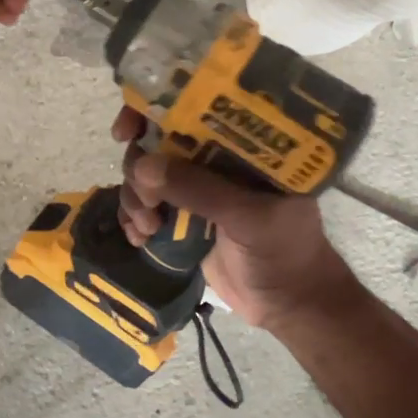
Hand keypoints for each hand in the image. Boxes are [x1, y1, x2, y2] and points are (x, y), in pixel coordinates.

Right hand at [112, 108, 351, 330]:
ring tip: (146, 228)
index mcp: (240, 145)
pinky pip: (145, 207)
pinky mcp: (182, 219)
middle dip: (140, 169)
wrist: (290, 307)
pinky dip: (135, 219)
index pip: (192, 109)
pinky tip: (139, 238)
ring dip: (136, 199)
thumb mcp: (248, 217)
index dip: (154, 111)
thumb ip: (198, 190)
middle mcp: (215, 159)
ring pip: (146, 176)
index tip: (127, 133)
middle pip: (158, 143)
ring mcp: (197, 189)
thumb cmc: (286, 252)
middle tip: (146, 200)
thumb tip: (142, 165)